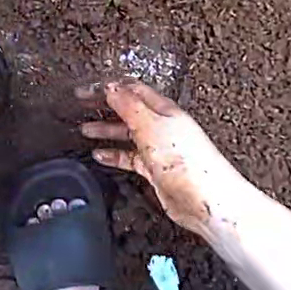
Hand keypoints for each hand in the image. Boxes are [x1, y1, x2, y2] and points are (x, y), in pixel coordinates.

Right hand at [81, 81, 240, 238]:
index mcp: (163, 110)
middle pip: (127, 110)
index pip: (131, 90)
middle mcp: (161, 126)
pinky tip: (101, 156)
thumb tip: (111, 88)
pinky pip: (130, 157)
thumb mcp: (152, 126)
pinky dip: (114, 155)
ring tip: (86, 129)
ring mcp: (159, 148)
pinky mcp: (156, 169)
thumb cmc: (190, 163)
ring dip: (106, 130)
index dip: (107, 88)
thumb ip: (129, 106)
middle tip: (81, 105)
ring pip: (127, 133)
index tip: (85, 90)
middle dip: (103, 106)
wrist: (209, 201)